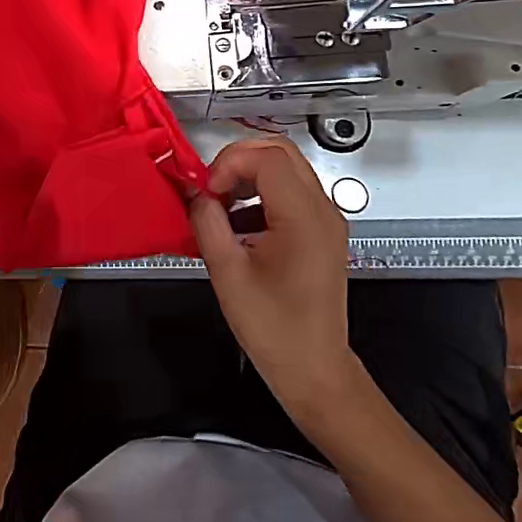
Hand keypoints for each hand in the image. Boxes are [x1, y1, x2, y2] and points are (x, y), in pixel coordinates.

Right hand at [189, 137, 359, 416]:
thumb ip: (207, 224)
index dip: (229, 164)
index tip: (207, 190)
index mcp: (304, 219)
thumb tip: (195, 195)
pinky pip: (290, 194)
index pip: (267, 159)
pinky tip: (237, 224)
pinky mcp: (321, 232)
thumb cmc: (277, 331)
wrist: (314, 368)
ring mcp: (326, 220)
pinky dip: (261, 195)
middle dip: (238, 161)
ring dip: (249, 177)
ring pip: (286, 169)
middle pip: (280, 152)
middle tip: (211, 187)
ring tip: (220, 206)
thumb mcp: (228, 274)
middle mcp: (323, 211)